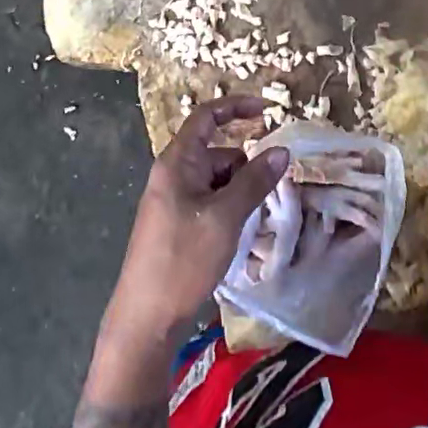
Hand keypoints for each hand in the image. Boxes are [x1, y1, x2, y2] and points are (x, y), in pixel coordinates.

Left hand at [106, 97, 289, 330]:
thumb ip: (255, 180)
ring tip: (253, 217)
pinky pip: (213, 200)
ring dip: (241, 190)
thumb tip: (282, 150)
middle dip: (247, 165)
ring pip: (219, 179)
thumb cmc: (183, 260)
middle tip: (270, 189)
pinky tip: (240, 231)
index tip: (269, 110)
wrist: (146, 320)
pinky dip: (231, 207)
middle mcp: (173, 176)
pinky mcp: (179, 223)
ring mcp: (175, 201)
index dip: (237, 106)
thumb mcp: (226, 216)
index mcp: (177, 163)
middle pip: (219, 151)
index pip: (207, 117)